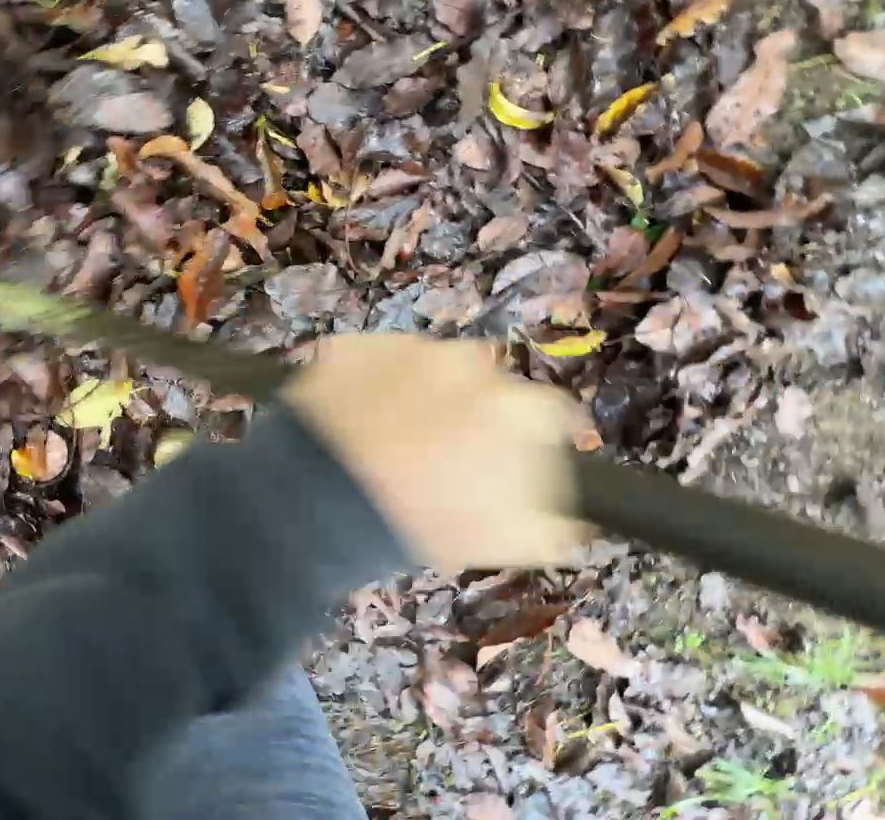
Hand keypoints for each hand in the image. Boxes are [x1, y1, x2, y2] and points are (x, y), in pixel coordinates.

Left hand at [280, 334, 589, 570]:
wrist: (318, 497)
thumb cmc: (419, 523)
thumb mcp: (507, 540)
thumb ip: (549, 522)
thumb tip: (566, 519)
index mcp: (521, 407)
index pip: (545, 415)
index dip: (521, 440)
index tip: (497, 459)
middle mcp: (469, 362)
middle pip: (484, 383)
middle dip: (469, 410)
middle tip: (437, 447)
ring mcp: (406, 347)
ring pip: (424, 368)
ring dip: (416, 391)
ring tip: (387, 432)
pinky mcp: (354, 344)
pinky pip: (372, 359)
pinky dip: (368, 380)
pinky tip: (354, 412)